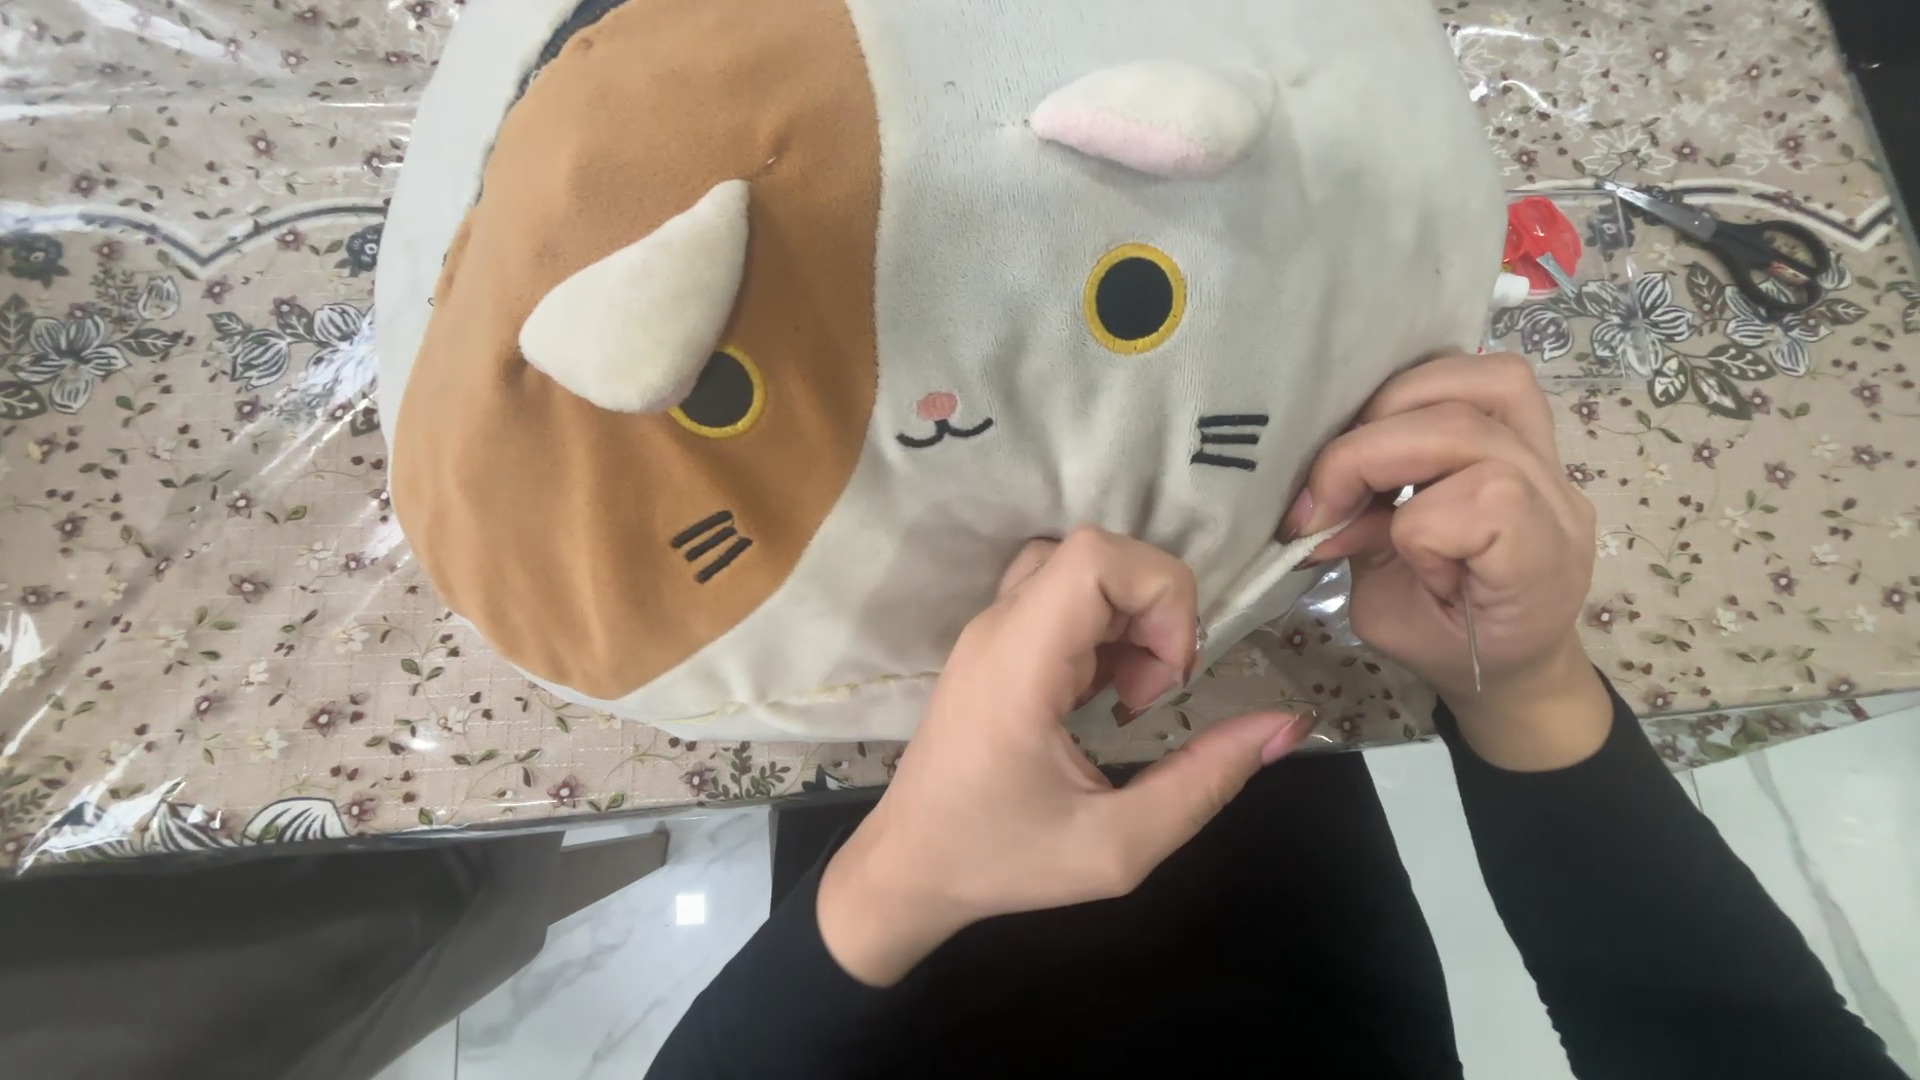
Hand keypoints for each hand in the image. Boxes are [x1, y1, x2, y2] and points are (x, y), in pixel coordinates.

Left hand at [816, 528, 1310, 985]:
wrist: (909, 864)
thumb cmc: (1002, 860)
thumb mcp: (1117, 848)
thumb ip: (1206, 783)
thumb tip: (1284, 724)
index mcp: (1017, 664)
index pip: (1093, 555)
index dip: (1160, 591)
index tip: (1169, 674)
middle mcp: (998, 627)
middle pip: (1095, 555)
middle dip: (1154, 612)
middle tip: (1153, 692)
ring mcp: (990, 628)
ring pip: (1079, 569)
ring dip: (1128, 619)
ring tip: (1128, 696)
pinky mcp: (994, 641)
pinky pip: (1060, 596)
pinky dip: (1103, 628)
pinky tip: (1102, 692)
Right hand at [1282, 353, 1610, 771]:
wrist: (1513, 651)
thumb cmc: (1449, 646)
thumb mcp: (1385, 621)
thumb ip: (1355, 557)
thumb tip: (1314, 513)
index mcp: (1535, 567)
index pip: (1487, 499)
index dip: (1411, 522)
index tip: (1363, 552)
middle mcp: (1556, 499)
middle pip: (1462, 427)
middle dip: (1362, 455)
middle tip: (1321, 502)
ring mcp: (1550, 458)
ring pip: (1486, 381)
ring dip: (1395, 406)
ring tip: (1358, 450)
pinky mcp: (1529, 435)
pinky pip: (1486, 379)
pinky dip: (1422, 391)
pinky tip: (1388, 428)